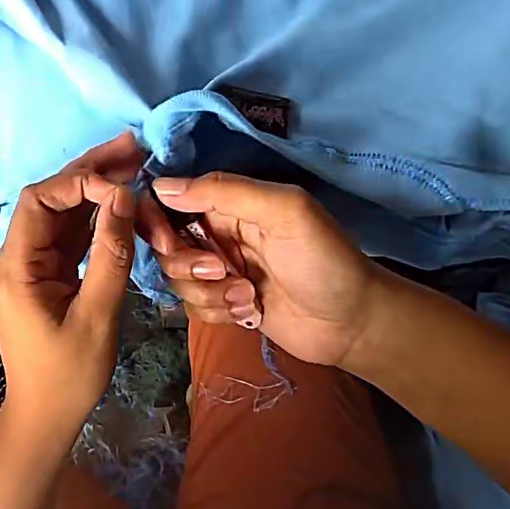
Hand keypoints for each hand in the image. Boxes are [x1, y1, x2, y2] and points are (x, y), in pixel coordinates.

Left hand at [0, 135, 145, 447]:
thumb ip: (110, 256)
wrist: (44, 418)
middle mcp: (13, 259)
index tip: (121, 182)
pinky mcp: (42, 274)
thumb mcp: (97, 317)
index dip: (78, 182)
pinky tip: (119, 198)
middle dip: (88, 172)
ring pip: (60, 214)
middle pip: (49, 200)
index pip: (39, 203)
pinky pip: (67, 236)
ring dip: (94, 189)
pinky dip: (93, 217)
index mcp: (14, 269)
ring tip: (133, 161)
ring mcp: (27, 265)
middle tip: (132, 145)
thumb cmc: (68, 377)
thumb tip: (123, 198)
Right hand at [140, 173, 399, 366]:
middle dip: (187, 264)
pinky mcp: (223, 305)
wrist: (354, 323)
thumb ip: (224, 192)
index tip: (164, 239)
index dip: (156, 219)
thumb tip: (161, 185)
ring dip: (209, 293)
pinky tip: (251, 313)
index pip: (171, 201)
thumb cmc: (324, 260)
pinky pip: (193, 308)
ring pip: (178, 281)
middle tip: (223, 270)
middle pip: (166, 246)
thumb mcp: (283, 211)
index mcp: (229, 204)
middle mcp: (218, 235)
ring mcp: (219, 272)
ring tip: (249, 296)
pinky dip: (219, 313)